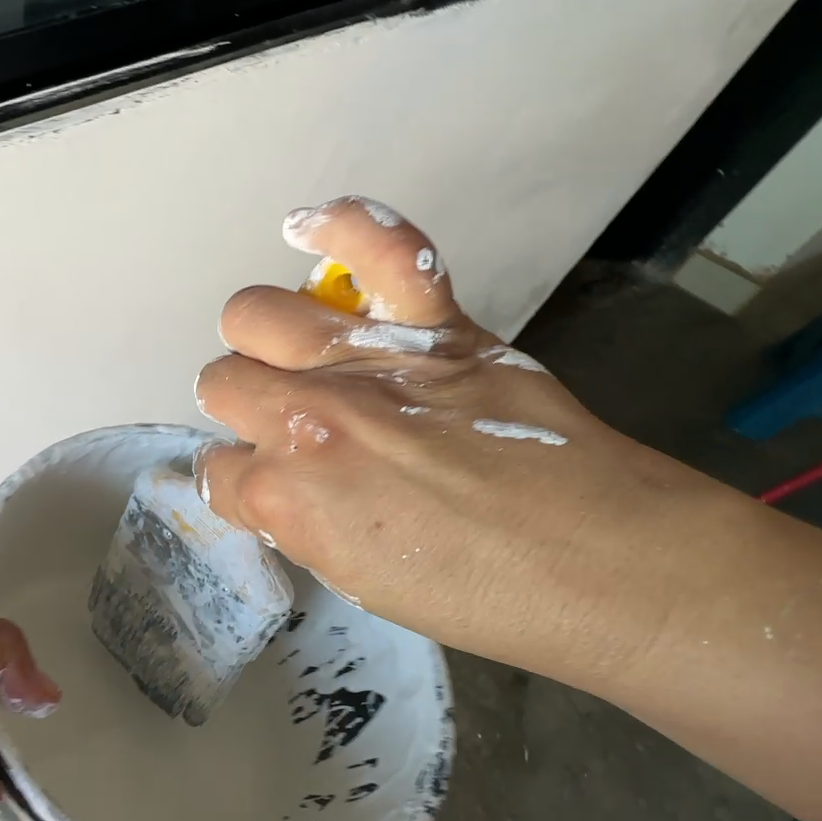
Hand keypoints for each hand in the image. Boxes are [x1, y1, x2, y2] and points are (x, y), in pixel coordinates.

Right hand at [192, 197, 711, 685]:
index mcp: (284, 494)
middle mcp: (306, 419)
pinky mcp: (436, 327)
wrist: (607, 567)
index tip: (273, 490)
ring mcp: (366, 363)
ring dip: (259, 340)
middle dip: (242, 409)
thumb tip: (270, 477)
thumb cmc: (476, 593)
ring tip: (294, 356)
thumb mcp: (348, 576)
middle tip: (289, 427)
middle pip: (219, 383)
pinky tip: (308, 229)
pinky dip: (343, 227)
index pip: (214, 470)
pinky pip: (380, 247)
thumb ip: (291, 516)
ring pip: (252, 314)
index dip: (240, 482)